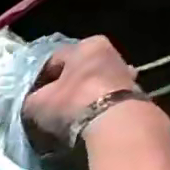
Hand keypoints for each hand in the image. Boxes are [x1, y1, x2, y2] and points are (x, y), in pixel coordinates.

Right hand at [23, 36, 139, 142]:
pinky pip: (110, 100)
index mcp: (84, 45)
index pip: (53, 60)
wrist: (117, 124)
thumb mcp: (38, 103)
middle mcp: (109, 52)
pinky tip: (92, 122)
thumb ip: (31, 100)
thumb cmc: (73, 103)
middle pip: (78, 71)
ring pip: (96, 85)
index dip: (40, 79)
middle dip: (66, 88)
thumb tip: (31, 103)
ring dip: (85, 98)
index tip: (34, 98)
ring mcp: (126, 73)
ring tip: (73, 118)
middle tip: (53, 108)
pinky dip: (100, 109)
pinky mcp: (138, 95)